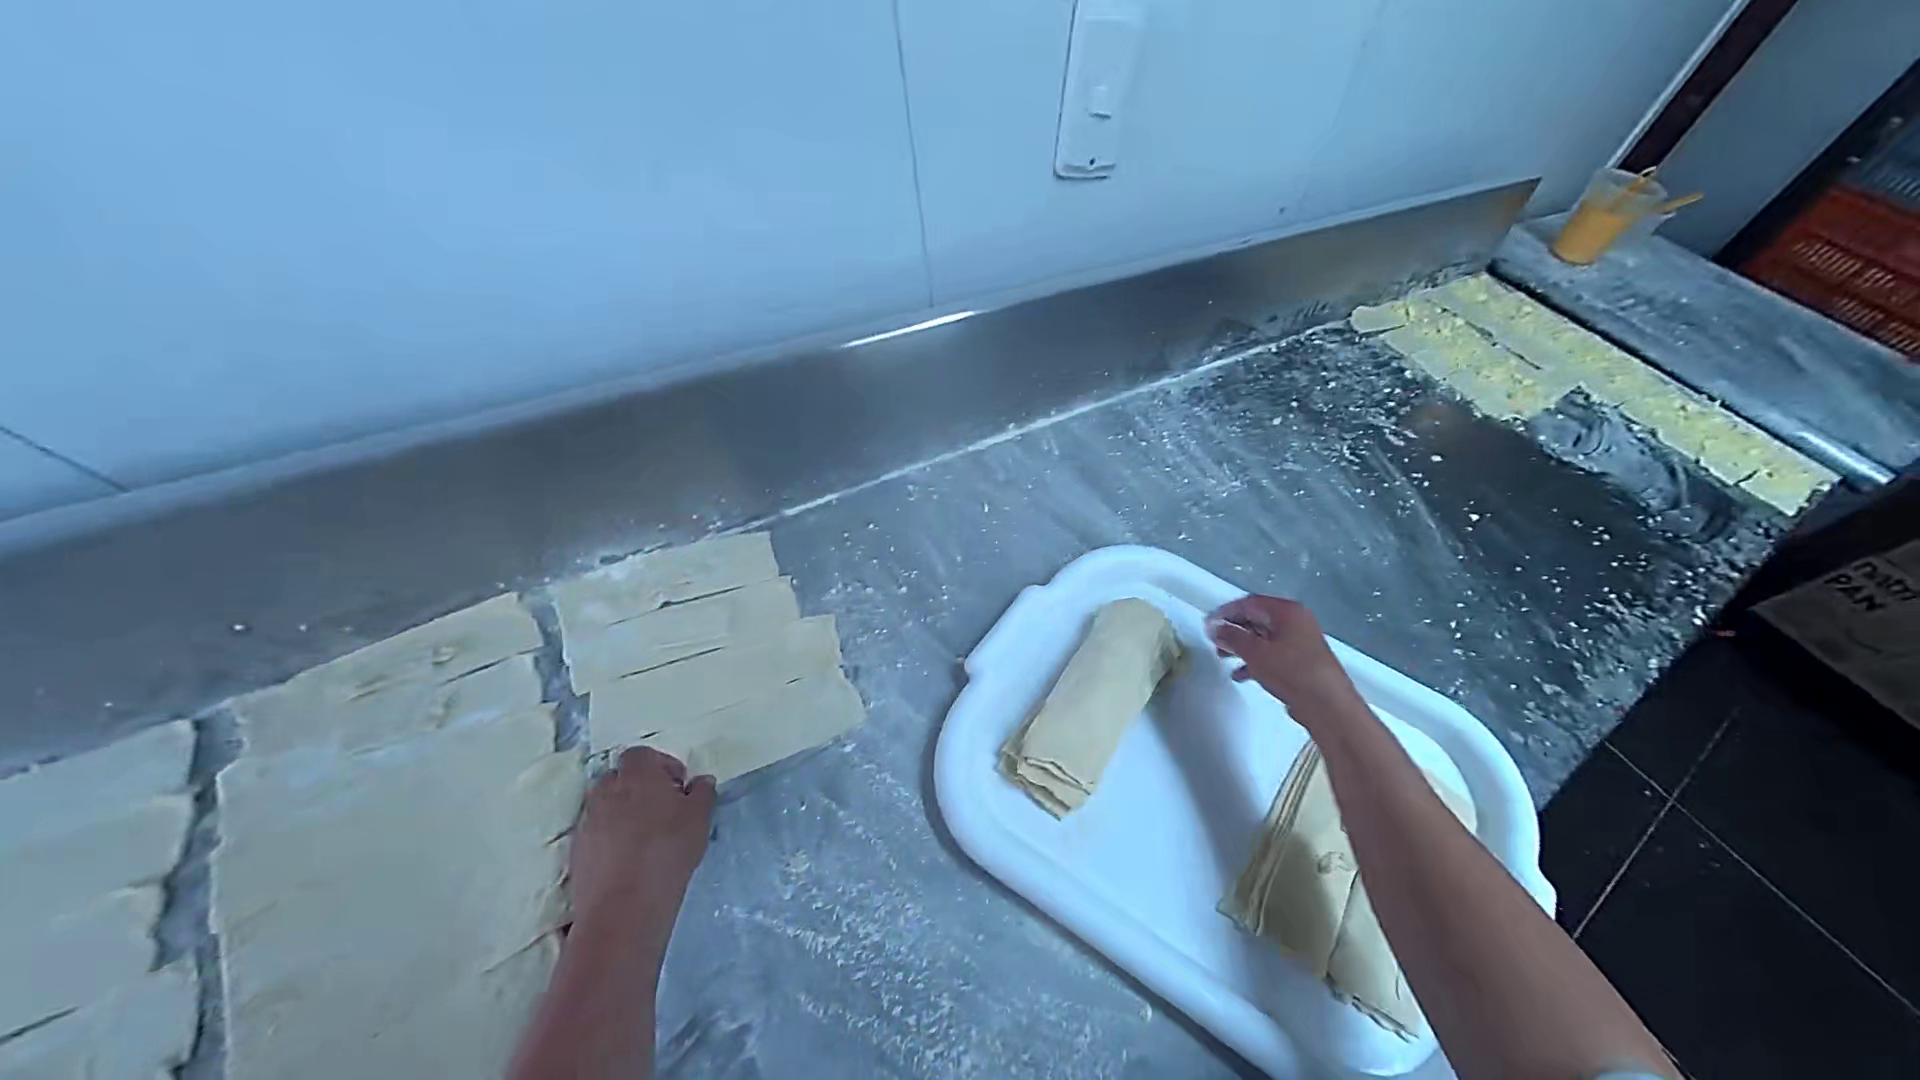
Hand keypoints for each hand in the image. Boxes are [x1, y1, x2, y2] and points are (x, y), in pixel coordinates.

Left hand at [568, 746, 714, 930]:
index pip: (641, 754)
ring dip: (622, 812)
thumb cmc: (669, 849)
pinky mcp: (576, 851)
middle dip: (638, 787)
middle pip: (620, 777)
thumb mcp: (700, 817)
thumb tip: (700, 781)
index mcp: (637, 775)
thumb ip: (703, 791)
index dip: (661, 766)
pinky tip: (628, 858)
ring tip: (644, 836)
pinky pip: (595, 832)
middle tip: (661, 808)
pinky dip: (609, 837)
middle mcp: (606, 791)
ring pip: (605, 805)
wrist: (624, 905)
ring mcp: (587, 821)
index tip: (677, 787)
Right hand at [1206, 594, 1364, 719]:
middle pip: (1256, 619)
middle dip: (1233, 630)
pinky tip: (1241, 674)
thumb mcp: (1254, 652)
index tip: (1208, 624)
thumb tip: (1216, 629)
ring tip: (1224, 657)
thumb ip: (1231, 637)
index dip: (1225, 612)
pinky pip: (1271, 654)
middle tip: (1215, 640)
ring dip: (1241, 646)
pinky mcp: (1301, 662)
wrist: (1328, 706)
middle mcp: (1296, 622)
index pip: (1249, 603)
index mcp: (1287, 611)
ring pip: (1262, 638)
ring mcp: (1300, 642)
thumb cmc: (1292, 671)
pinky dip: (1254, 660)